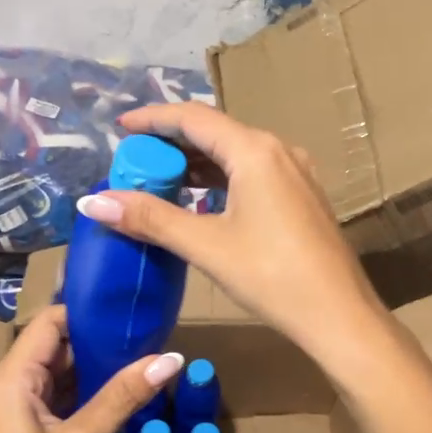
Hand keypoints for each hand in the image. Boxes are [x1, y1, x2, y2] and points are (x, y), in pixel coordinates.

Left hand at [0, 305, 183, 432]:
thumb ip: (124, 396)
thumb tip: (171, 356)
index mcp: (13, 377)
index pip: (52, 320)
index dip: (90, 312)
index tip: (132, 312)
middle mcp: (11, 383)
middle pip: (58, 343)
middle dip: (101, 339)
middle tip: (149, 335)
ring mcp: (18, 407)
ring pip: (62, 370)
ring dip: (98, 365)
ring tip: (143, 358)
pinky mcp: (28, 427)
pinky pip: (61, 394)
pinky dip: (89, 389)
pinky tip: (122, 392)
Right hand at [74, 102, 391, 361]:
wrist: (339, 314)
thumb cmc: (272, 277)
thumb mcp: (207, 246)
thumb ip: (151, 219)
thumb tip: (92, 203)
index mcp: (256, 151)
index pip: (194, 118)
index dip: (153, 119)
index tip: (120, 126)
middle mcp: (279, 151)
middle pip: (216, 133)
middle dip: (172, 143)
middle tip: (134, 160)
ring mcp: (296, 173)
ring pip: (236, 155)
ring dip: (197, 164)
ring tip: (160, 180)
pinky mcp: (303, 197)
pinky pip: (254, 174)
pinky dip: (222, 180)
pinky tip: (202, 202)